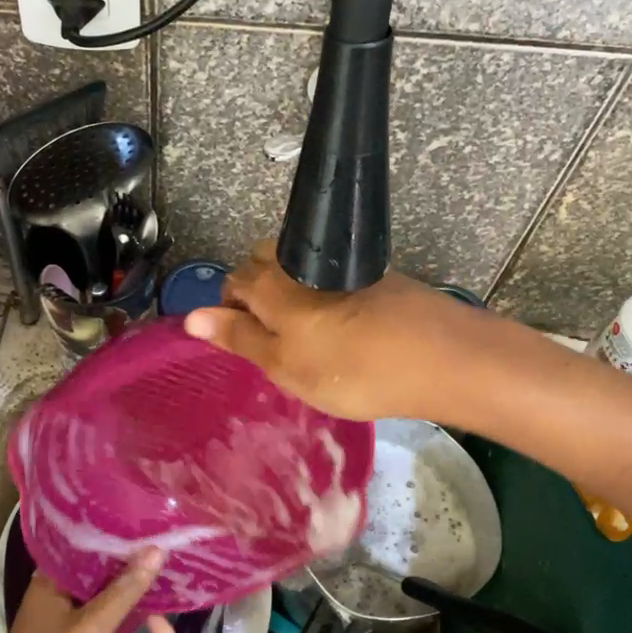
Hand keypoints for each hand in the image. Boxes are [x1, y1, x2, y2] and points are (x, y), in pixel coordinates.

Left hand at [0, 548, 169, 632]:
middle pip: (106, 584)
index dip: (132, 555)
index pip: (99, 549)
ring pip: (103, 611)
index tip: (162, 566)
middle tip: (165, 631)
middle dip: (136, 609)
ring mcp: (57, 616)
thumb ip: (126, 589)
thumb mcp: (94, 628)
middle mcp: (55, 588)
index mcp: (55, 575)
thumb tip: (157, 550)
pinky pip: (94, 632)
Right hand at [184, 240, 466, 420]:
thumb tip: (190, 316)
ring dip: (292, 294)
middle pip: (265, 263)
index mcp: (272, 283)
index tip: (241, 342)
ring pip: (300, 270)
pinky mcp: (376, 276)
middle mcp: (302, 263)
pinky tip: (343, 330)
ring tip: (305, 336)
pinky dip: (326, 298)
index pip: (233, 282)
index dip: (229, 309)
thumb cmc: (351, 369)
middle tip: (271, 338)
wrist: (441, 357)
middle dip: (257, 292)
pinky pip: (333, 279)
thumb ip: (239, 338)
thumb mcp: (285, 365)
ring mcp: (343, 266)